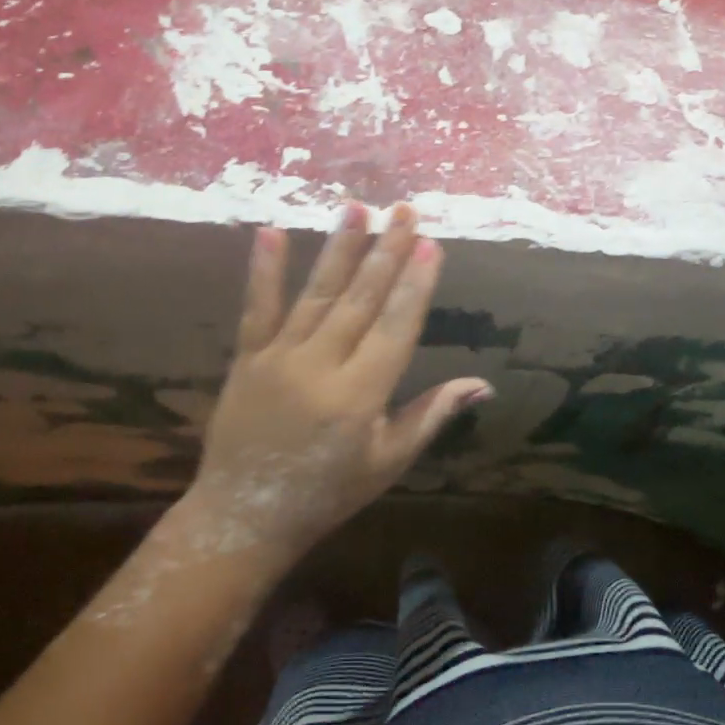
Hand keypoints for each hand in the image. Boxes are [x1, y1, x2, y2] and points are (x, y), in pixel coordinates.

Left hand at [185, 202, 492, 561]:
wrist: (242, 517)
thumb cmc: (328, 493)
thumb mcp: (389, 462)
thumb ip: (432, 415)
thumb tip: (482, 385)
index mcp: (359, 395)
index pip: (395, 326)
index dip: (415, 284)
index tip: (430, 243)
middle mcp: (319, 367)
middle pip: (360, 299)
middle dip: (386, 251)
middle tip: (404, 210)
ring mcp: (278, 359)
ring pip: (316, 294)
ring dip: (339, 248)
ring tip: (357, 207)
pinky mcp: (246, 359)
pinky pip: (257, 309)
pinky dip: (265, 270)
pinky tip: (272, 231)